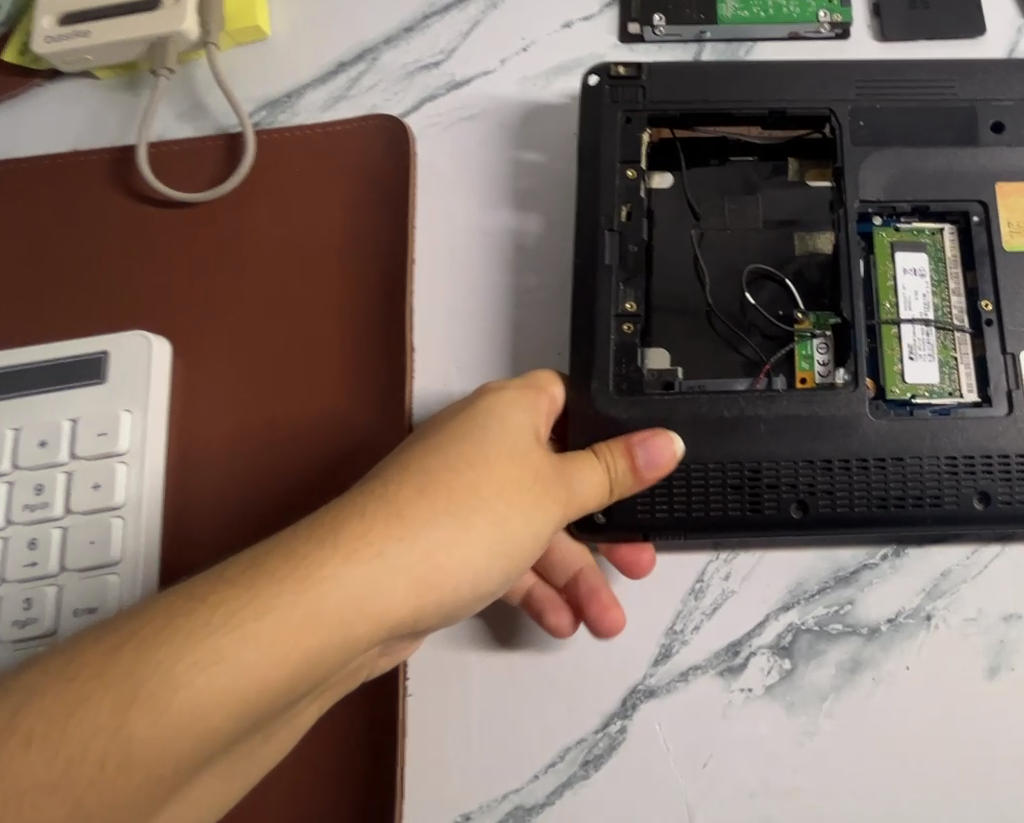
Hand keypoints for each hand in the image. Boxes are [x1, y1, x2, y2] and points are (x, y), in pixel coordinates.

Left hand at [318, 370, 682, 659]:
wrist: (352, 594)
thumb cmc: (465, 519)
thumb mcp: (558, 492)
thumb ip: (617, 470)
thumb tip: (671, 439)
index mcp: (511, 409)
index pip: (570, 399)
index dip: (607, 427)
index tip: (640, 465)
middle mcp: (485, 443)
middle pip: (561, 474)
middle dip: (603, 525)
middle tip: (640, 561)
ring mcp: (461, 495)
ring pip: (534, 525)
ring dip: (572, 573)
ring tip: (605, 620)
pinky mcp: (443, 542)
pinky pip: (503, 556)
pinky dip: (531, 587)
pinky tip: (559, 624)